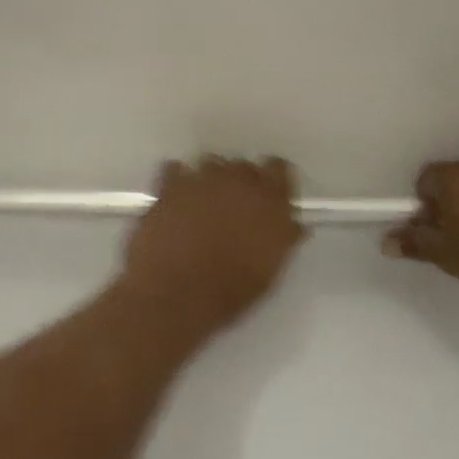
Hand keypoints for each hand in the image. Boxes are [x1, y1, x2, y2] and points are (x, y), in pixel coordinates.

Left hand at [121, 156, 306, 331]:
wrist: (175, 293)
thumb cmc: (230, 289)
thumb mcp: (268, 270)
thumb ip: (281, 239)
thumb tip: (291, 224)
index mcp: (270, 198)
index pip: (279, 169)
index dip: (273, 184)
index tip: (268, 202)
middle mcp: (237, 179)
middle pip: (243, 166)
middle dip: (240, 184)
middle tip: (233, 211)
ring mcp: (201, 178)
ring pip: (210, 165)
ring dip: (210, 181)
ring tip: (202, 208)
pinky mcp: (167, 185)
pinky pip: (175, 170)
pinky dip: (177, 183)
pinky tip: (175, 203)